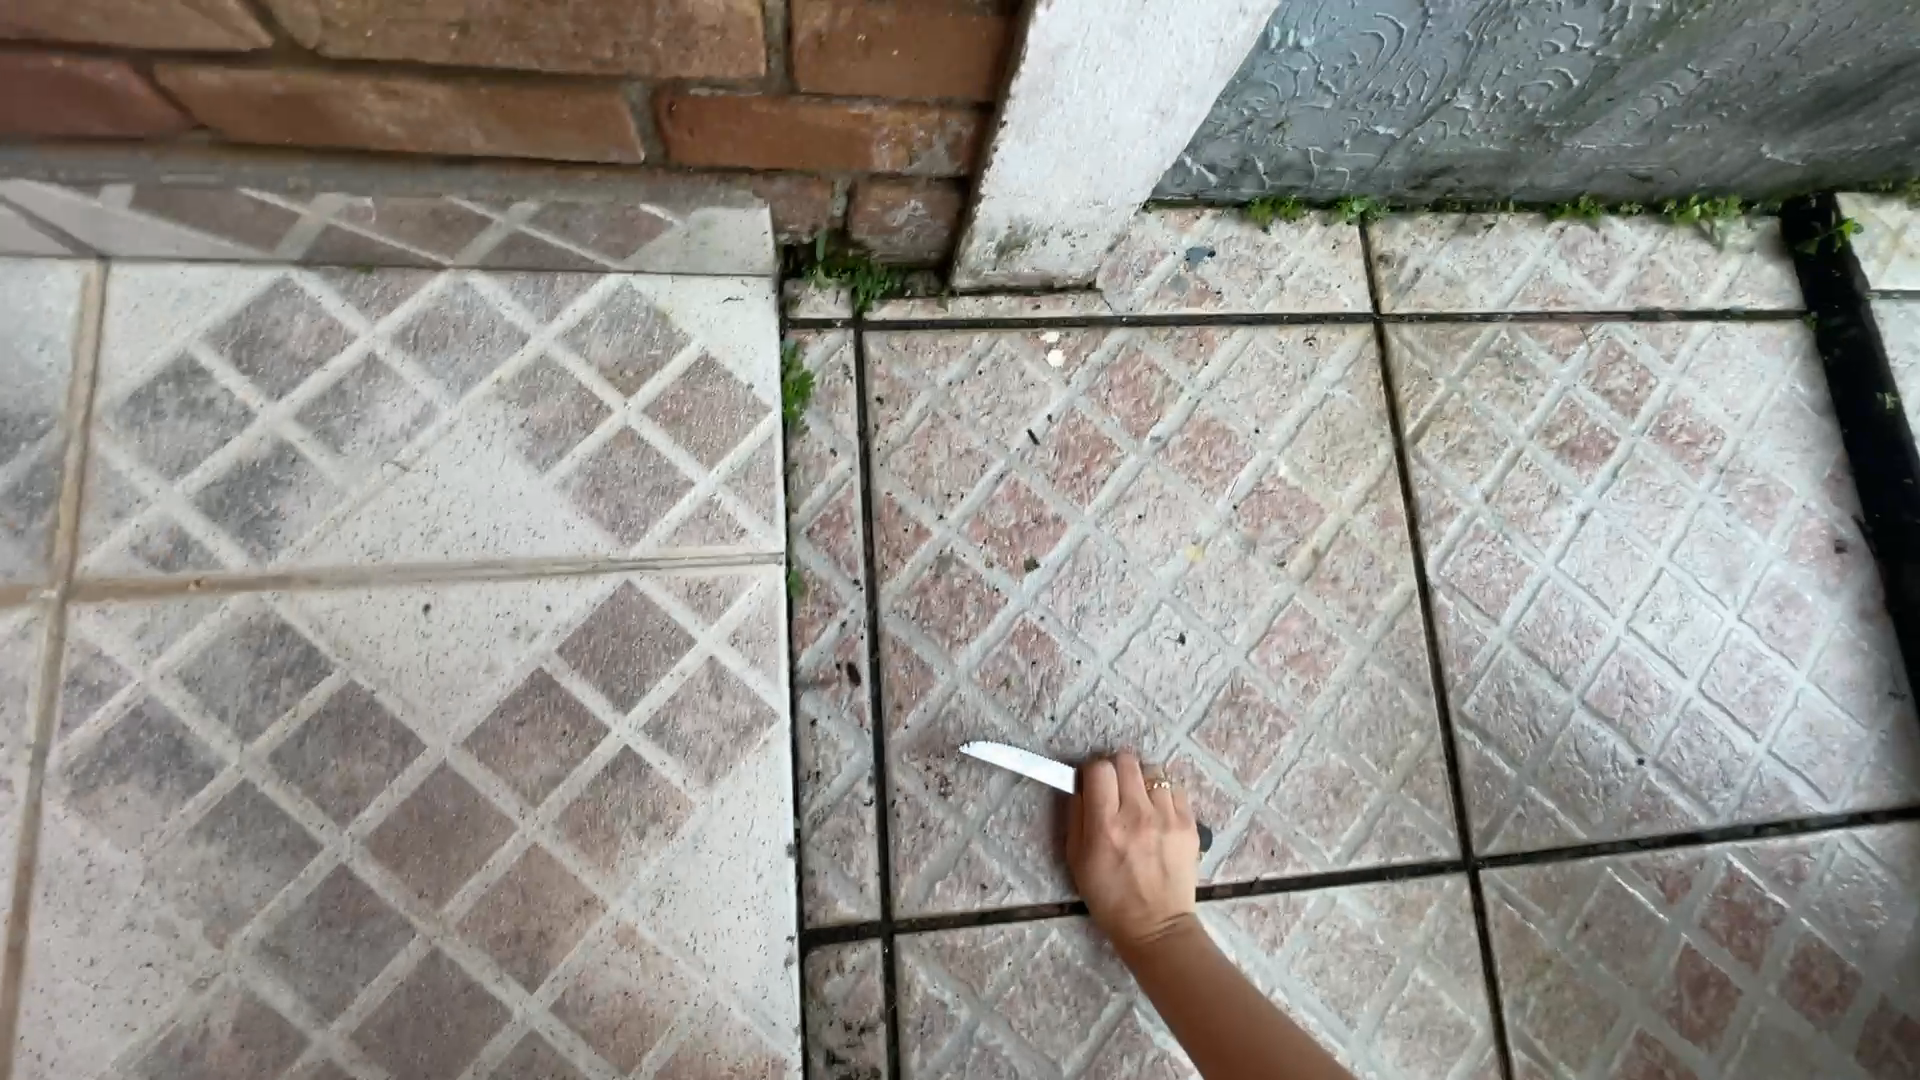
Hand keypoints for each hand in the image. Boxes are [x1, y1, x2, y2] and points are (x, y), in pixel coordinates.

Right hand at [1067, 751, 1200, 953]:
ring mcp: (1167, 818)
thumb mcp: (1076, 859)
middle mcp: (1137, 815)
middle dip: (1117, 768)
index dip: (1093, 771)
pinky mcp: (1189, 825)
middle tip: (1116, 788)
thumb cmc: (1109, 896)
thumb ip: (1076, 815)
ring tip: (1140, 801)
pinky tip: (1158, 812)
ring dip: (1142, 781)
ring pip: (1153, 771)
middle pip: (1127, 760)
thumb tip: (1081, 785)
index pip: (1099, 768)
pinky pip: (1175, 788)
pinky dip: (1163, 794)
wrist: (1156, 927)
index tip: (1094, 784)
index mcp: (1106, 826)